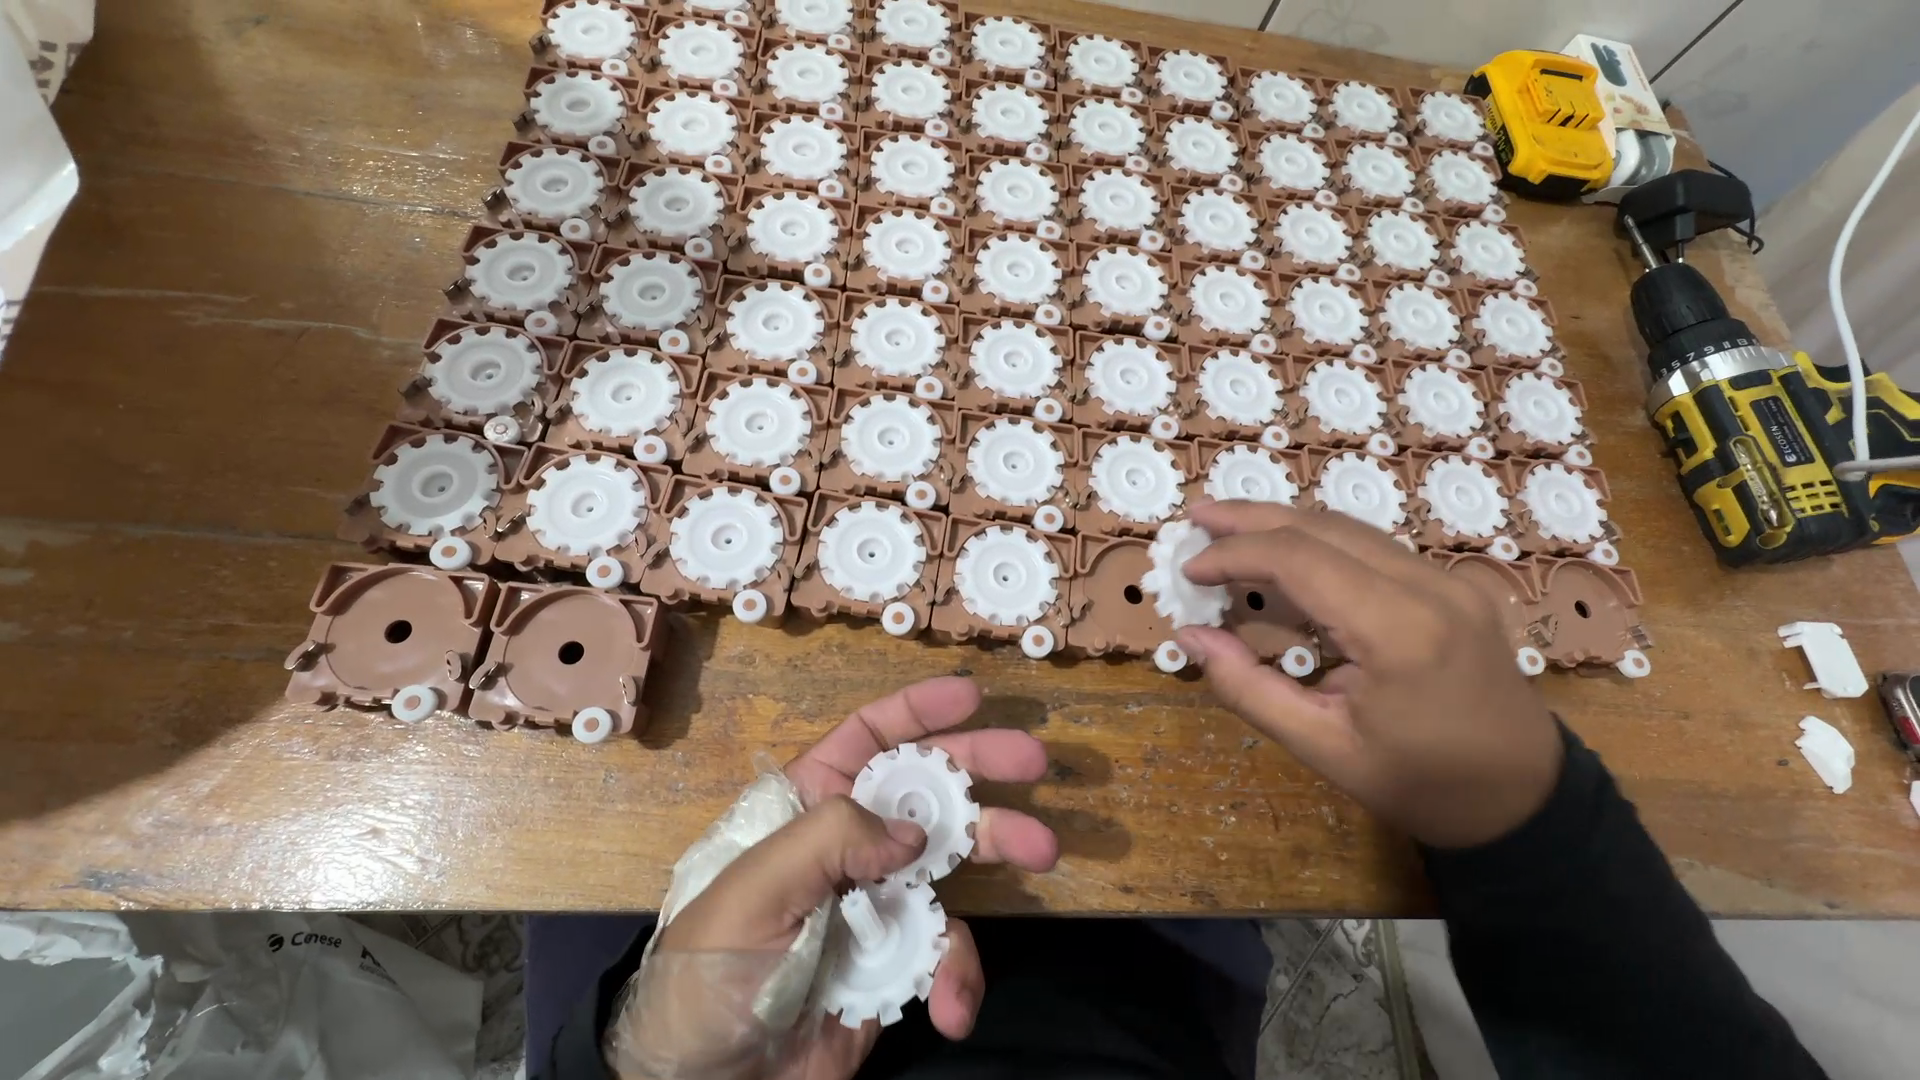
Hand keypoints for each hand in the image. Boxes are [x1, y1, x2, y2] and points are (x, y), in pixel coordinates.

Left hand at [623, 677, 1057, 1079]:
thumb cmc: (712, 970)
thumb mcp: (753, 890)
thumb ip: (829, 840)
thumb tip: (914, 833)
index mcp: (809, 805)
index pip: (868, 738)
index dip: (919, 709)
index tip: (972, 695)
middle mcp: (852, 842)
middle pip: (927, 786)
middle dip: (981, 766)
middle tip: (1035, 759)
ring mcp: (881, 899)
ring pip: (953, 859)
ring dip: (999, 849)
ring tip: (1044, 851)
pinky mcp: (899, 959)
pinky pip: (945, 949)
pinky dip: (959, 973)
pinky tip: (951, 1007)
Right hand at [1174, 501, 1562, 848]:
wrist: (1526, 800)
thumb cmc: (1421, 785)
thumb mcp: (1323, 749)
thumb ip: (1249, 688)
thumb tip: (1189, 637)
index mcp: (1399, 631)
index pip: (1299, 560)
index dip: (1234, 554)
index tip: (1187, 570)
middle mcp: (1428, 587)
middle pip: (1323, 527)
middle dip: (1251, 518)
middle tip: (1194, 517)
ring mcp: (1447, 581)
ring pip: (1349, 529)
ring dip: (1282, 524)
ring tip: (1226, 527)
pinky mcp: (1451, 587)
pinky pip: (1371, 548)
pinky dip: (1316, 543)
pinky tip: (1283, 554)